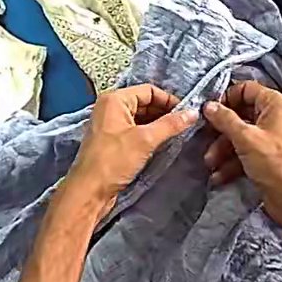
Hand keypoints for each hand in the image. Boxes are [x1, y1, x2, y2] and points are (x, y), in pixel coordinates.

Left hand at [62, 84, 198, 213]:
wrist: (89, 191)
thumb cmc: (113, 160)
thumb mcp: (145, 139)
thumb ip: (170, 124)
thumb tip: (193, 113)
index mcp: (115, 100)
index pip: (149, 90)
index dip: (168, 100)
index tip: (186, 113)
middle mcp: (110, 108)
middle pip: (144, 102)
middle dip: (164, 112)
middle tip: (184, 124)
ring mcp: (110, 124)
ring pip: (140, 117)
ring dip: (158, 124)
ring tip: (177, 134)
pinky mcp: (112, 141)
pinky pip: (134, 130)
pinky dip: (149, 134)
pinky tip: (162, 143)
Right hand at [202, 80, 281, 225]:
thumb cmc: (274, 163)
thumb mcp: (245, 138)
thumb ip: (225, 119)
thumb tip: (208, 105)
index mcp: (276, 104)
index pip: (246, 89)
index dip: (226, 98)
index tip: (209, 111)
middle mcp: (275, 116)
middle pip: (240, 113)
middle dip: (221, 130)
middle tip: (205, 138)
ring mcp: (270, 137)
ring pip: (240, 135)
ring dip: (222, 149)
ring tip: (210, 163)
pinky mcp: (266, 156)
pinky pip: (244, 151)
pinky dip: (231, 161)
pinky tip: (218, 175)